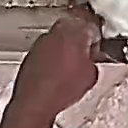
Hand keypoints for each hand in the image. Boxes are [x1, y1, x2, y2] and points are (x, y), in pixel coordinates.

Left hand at [10, 10, 101, 127]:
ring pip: (58, 38)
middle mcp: (57, 31)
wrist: (35, 104)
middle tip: (86, 53)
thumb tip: (90, 62)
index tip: (96, 45)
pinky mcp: (30, 55)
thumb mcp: (91, 75)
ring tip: (71, 66)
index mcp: (76, 29)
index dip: (96, 36)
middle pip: (73, 27)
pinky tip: (57, 73)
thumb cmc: (61, 88)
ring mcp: (41, 42)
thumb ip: (93, 60)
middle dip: (80, 38)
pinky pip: (46, 50)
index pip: (91, 23)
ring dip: (65, 47)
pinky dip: (52, 57)